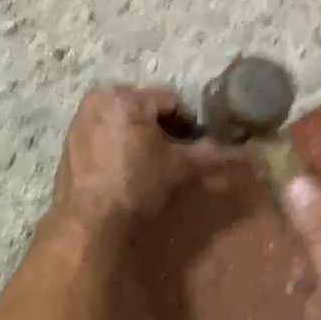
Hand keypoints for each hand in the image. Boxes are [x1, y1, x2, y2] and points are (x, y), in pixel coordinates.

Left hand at [49, 84, 226, 231]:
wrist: (90, 221)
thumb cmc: (137, 187)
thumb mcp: (178, 168)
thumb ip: (211, 155)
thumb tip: (250, 156)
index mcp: (125, 97)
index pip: (170, 100)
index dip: (187, 122)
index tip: (193, 146)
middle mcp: (99, 99)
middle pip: (144, 106)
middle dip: (161, 127)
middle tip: (172, 155)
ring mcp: (81, 118)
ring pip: (122, 117)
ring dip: (138, 133)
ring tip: (149, 163)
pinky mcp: (70, 138)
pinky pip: (103, 130)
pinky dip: (117, 141)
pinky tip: (124, 168)